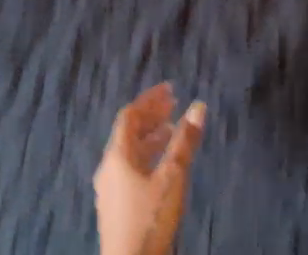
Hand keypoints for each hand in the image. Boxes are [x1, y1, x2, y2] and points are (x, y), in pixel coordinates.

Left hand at [94, 84, 205, 254]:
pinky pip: (130, 168)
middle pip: (127, 132)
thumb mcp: (172, 176)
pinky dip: (148, 155)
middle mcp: (108, 168)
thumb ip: (184, 141)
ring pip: (129, 152)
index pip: (129, 116)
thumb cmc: (149, 217)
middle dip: (151, 116)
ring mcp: (110, 189)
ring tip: (173, 130)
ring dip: (151, 136)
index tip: (170, 89)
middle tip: (174, 104)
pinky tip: (164, 163)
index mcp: (116, 156)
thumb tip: (198, 105)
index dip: (149, 99)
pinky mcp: (117, 205)